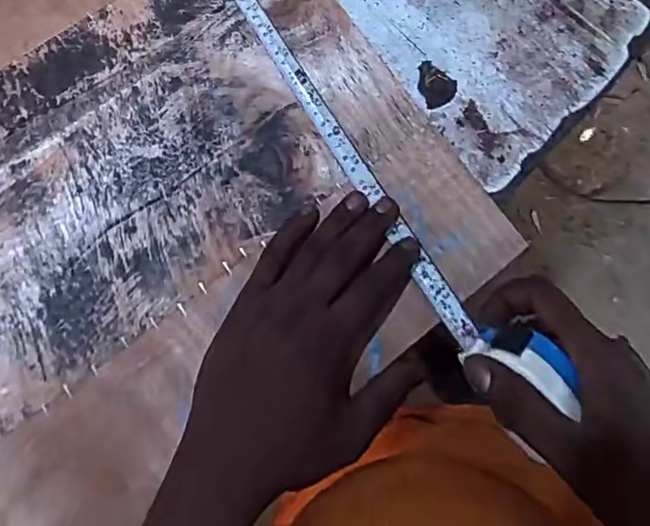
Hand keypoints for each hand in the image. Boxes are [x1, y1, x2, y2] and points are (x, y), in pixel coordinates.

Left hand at [143, 194, 426, 524]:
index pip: (372, 288)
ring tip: (356, 197)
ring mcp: (272, 300)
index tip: (411, 242)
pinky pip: (271, 257)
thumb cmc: (292, 446)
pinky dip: (290, 232)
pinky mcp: (247, 299)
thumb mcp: (351, 434)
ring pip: (310, 250)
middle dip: (369, 228)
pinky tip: (307, 214)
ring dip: (335, 222)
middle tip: (388, 203)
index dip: (395, 262)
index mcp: (333, 340)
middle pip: (343, 258)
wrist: (225, 451)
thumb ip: (388, 393)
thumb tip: (424, 360)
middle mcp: (304, 309)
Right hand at [475, 278, 649, 525]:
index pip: (540, 292)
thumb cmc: (643, 485)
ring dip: (538, 370)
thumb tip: (474, 362)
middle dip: (515, 344)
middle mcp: (614, 352)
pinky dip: (562, 387)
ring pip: (569, 353)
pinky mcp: (643, 402)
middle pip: (551, 323)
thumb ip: (520, 404)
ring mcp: (632, 376)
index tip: (478, 333)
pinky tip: (566, 432)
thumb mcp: (572, 453)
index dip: (502, 299)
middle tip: (496, 383)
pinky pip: (588, 375)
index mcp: (596, 351)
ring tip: (527, 413)